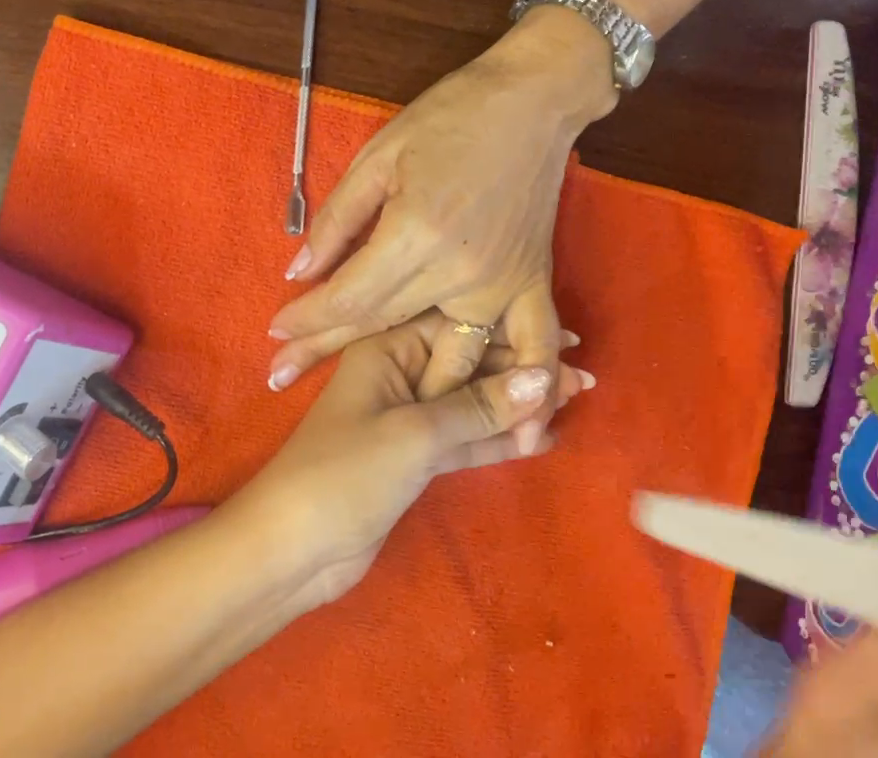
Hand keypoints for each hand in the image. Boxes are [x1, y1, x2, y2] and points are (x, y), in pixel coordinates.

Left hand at [229, 314, 592, 612]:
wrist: (293, 548)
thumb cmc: (345, 474)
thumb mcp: (414, 435)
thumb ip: (477, 408)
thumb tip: (542, 379)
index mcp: (385, 351)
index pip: (457, 329)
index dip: (511, 336)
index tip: (566, 341)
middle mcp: (397, 377)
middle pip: (469, 366)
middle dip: (522, 373)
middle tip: (584, 379)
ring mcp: (406, 420)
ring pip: (471, 405)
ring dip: (517, 407)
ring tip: (576, 402)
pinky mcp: (413, 460)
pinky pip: (464, 440)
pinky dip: (498, 440)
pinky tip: (542, 439)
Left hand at [269, 10, 617, 399]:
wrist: (533, 100)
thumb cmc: (449, 118)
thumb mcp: (379, 157)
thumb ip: (338, 221)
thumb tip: (299, 272)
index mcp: (414, 235)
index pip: (349, 297)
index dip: (308, 319)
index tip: (275, 334)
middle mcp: (456, 272)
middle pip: (382, 328)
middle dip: (325, 351)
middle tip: (279, 379)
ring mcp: (500, 284)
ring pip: (445, 351)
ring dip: (405, 390)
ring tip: (363, 425)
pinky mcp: (534, 283)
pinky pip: (532, 346)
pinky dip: (528, 395)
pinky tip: (519, 443)